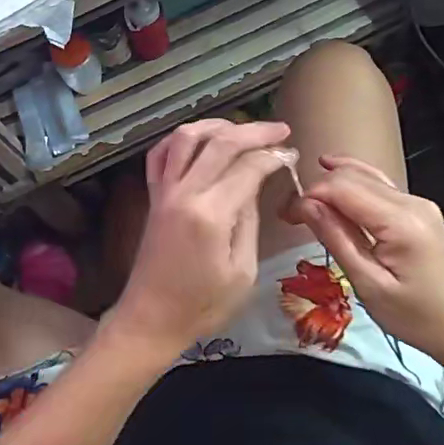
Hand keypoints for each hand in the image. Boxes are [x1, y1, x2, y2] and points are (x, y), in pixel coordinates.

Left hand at [104, 120, 292, 359]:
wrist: (150, 319)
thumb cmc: (202, 305)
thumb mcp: (242, 272)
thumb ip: (249, 221)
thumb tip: (255, 184)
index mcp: (210, 214)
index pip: (248, 167)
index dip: (274, 156)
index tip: (292, 155)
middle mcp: (184, 193)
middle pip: (220, 142)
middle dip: (254, 131)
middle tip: (280, 130)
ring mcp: (163, 191)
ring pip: (186, 137)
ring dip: (217, 125)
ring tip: (242, 128)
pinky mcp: (152, 196)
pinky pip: (161, 153)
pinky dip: (180, 138)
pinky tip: (200, 139)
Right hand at [283, 155, 443, 367]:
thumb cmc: (413, 316)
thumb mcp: (368, 284)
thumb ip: (336, 239)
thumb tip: (304, 205)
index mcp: (401, 222)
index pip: (343, 188)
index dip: (309, 195)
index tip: (285, 215)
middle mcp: (412, 202)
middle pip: (353, 177)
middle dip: (317, 189)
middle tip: (290, 213)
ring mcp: (417, 202)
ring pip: (365, 175)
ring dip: (332, 183)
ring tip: (304, 200)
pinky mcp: (417, 208)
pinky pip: (378, 185)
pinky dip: (352, 181)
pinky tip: (331, 170)